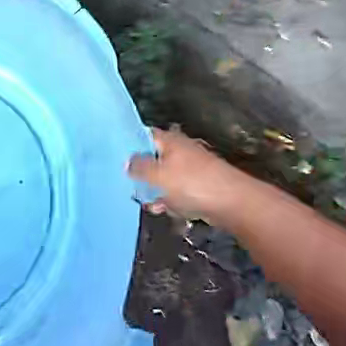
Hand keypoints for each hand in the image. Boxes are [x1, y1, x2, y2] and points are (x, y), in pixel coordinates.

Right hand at [128, 128, 255, 221]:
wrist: (231, 202)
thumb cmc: (192, 184)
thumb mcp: (158, 175)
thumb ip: (138, 167)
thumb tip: (127, 161)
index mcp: (170, 141)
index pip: (144, 135)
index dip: (129, 145)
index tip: (114, 159)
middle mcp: (180, 150)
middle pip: (153, 159)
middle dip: (142, 176)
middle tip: (132, 189)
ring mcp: (190, 168)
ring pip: (164, 178)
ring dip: (156, 192)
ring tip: (152, 203)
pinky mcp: (198, 186)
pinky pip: (177, 191)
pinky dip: (171, 200)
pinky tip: (168, 209)